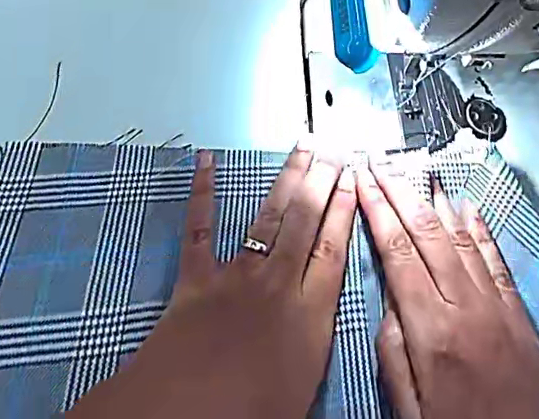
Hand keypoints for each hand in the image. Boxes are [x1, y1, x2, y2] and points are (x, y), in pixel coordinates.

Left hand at [67, 145, 358, 418]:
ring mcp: (235, 274)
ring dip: (286, 178)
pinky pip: (200, 226)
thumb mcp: (304, 388)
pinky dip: (202, 190)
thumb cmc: (252, 417)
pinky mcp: (196, 275)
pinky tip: (206, 160)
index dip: (343, 212)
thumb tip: (323, 319)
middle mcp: (276, 283)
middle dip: (321, 180)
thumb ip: (316, 342)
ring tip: (301, 147)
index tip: (352, 179)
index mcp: (307, 316)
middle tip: (332, 147)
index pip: (332, 251)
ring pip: (267, 216)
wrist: (186, 416)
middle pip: (305, 222)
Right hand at [359, 160, 538, 418]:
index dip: (376, 209)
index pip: (397, 251)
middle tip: (381, 163)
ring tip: (417, 172)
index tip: (362, 179)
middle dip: (399, 192)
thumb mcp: (413, 413)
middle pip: (426, 233)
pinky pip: (496, 261)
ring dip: (436, 201)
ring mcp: (497, 309)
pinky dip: (480, 230)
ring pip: (460, 239)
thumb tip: (387, 303)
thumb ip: (394, 354)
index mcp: (432, 331)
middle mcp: (466, 309)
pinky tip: (468, 207)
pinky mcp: (520, 317)